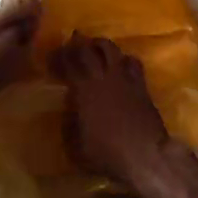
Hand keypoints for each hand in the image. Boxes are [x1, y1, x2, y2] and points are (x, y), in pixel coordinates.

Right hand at [53, 36, 169, 185]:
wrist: (145, 155)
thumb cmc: (107, 153)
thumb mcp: (76, 144)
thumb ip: (70, 121)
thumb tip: (69, 106)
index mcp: (83, 90)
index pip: (68, 64)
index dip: (59, 56)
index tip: (52, 55)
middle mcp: (103, 78)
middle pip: (88, 50)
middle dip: (78, 44)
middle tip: (72, 43)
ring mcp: (124, 79)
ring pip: (112, 49)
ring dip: (100, 44)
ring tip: (95, 45)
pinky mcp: (141, 85)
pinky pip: (133, 62)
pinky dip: (124, 59)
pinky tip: (121, 62)